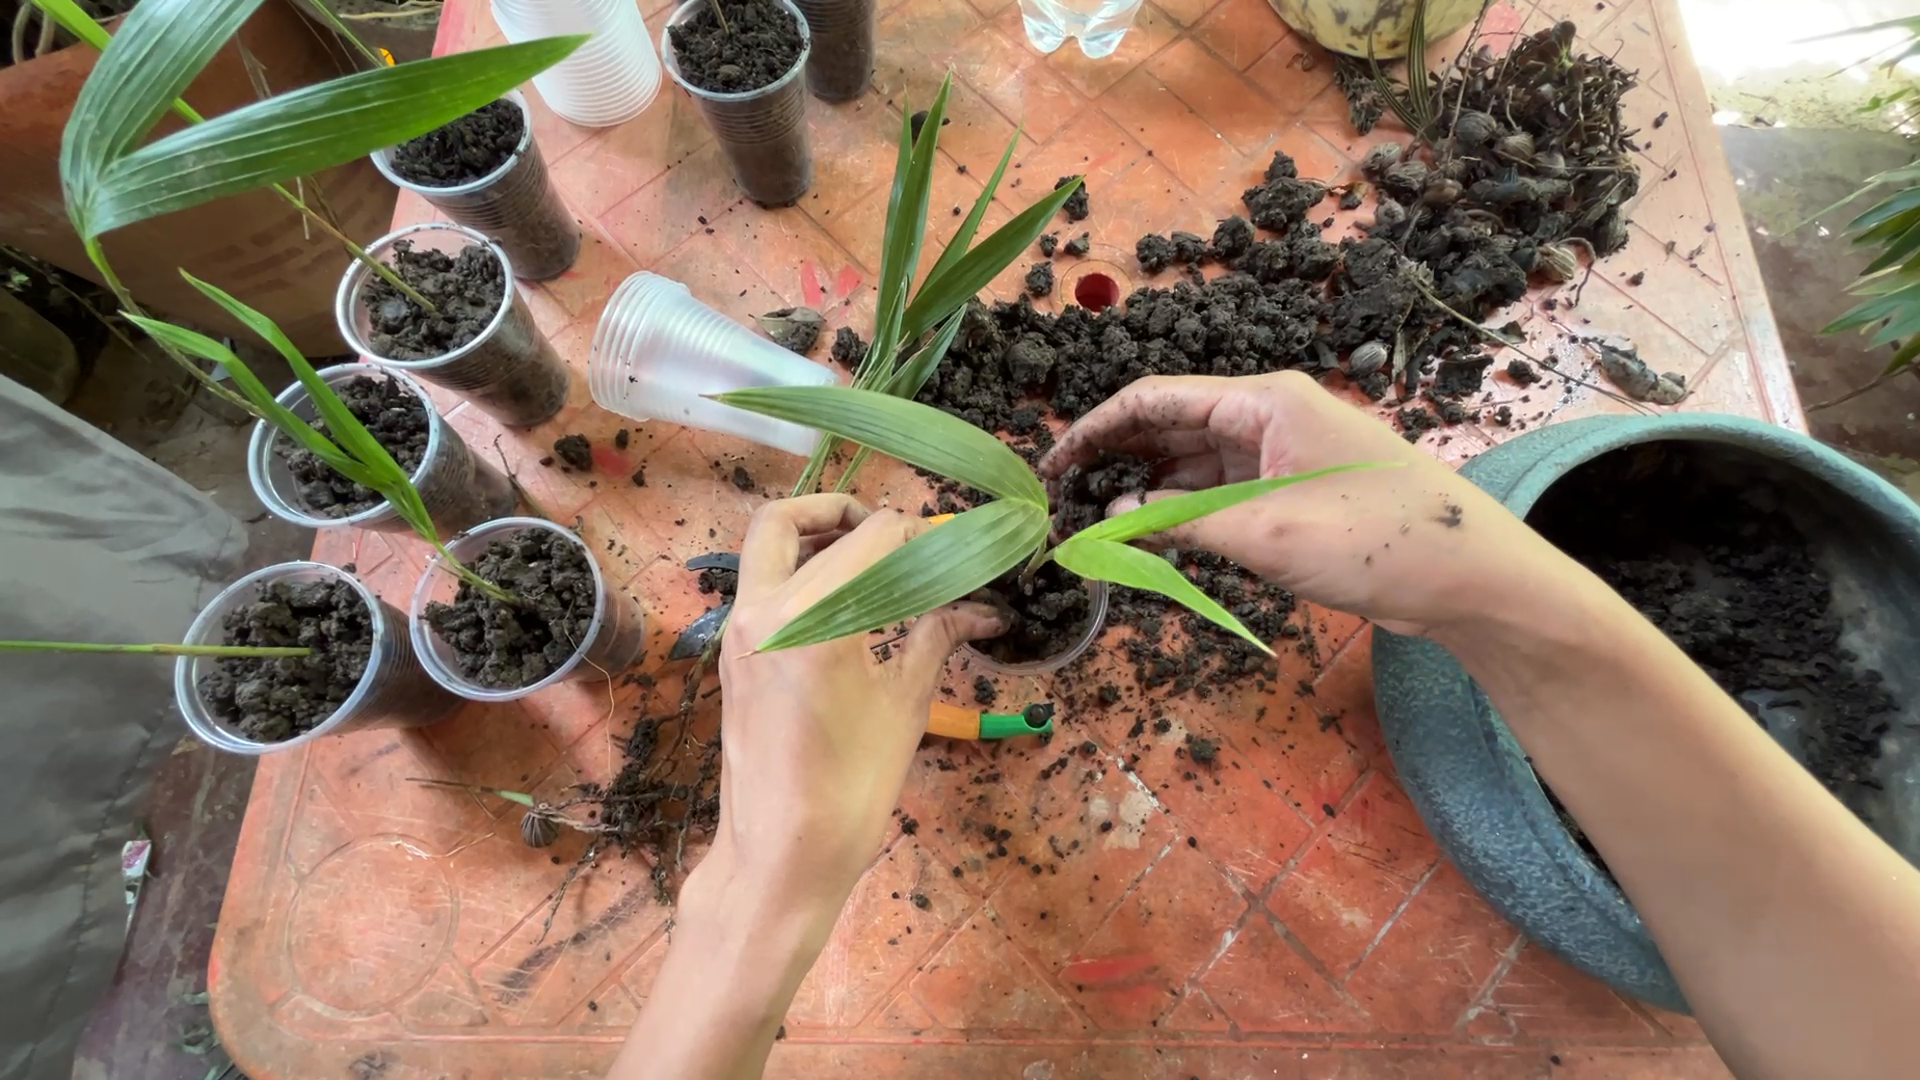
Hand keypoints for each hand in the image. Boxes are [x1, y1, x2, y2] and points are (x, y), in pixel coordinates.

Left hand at [692, 494, 1001, 916]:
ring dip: (812, 538)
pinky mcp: (733, 655)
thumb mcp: (904, 704)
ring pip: (763, 549)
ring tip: (867, 563)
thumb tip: (982, 614)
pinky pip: (761, 587)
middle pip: (785, 520)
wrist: (780, 858)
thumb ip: (936, 638)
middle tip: (886, 532)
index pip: (869, 539)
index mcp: (811, 619)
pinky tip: (845, 607)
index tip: (946, 550)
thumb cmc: (852, 787)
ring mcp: (737, 632)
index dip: (915, 535)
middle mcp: (762, 611)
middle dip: (839, 511)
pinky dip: (799, 574)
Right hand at [1039, 372, 1554, 636]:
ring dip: (1145, 488)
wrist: (1476, 581)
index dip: (1096, 428)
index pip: (1156, 399)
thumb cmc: (1379, 540)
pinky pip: (1217, 491)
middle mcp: (1266, 416)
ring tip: (1098, 518)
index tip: (1054, 464)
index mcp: (1263, 401)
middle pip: (1168, 425)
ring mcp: (1278, 454)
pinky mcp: (1287, 489)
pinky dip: (1181, 509)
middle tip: (1064, 492)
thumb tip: (1110, 521)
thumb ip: (1178, 522)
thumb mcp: (1266, 532)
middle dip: (1114, 455)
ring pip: (1190, 462)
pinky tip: (1151, 531)